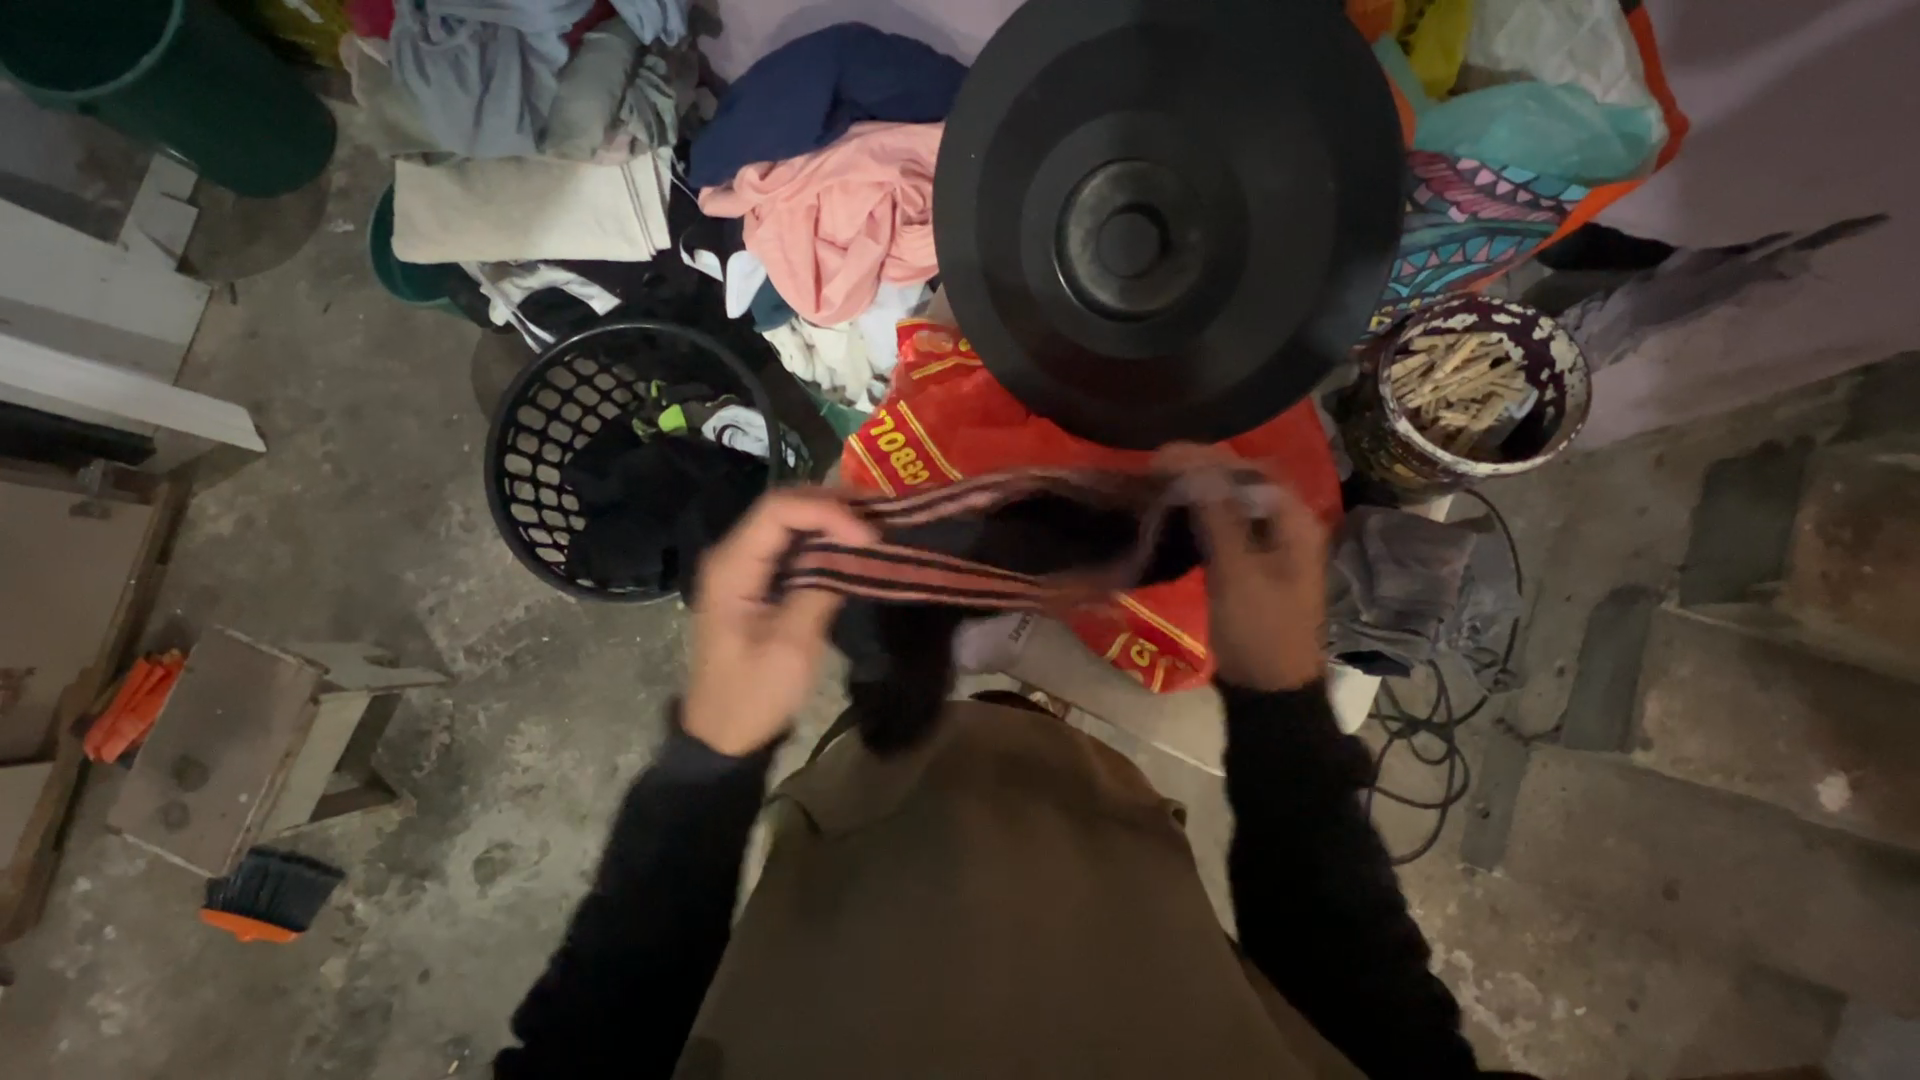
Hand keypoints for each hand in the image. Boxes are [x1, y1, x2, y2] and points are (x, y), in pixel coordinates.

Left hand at [684, 490, 877, 755]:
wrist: (722, 734)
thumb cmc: (753, 695)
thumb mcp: (791, 647)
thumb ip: (819, 589)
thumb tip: (851, 553)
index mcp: (731, 567)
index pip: (779, 510)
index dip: (827, 512)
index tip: (869, 535)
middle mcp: (732, 555)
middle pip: (783, 506)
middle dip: (833, 506)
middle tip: (881, 516)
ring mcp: (743, 566)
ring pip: (789, 521)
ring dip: (831, 519)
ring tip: (875, 524)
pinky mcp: (756, 580)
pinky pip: (791, 545)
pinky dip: (823, 540)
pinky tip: (852, 545)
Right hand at [1159, 444, 1328, 691]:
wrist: (1267, 690)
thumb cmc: (1258, 631)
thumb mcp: (1237, 572)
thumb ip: (1218, 516)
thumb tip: (1194, 465)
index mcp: (1294, 522)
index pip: (1251, 470)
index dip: (1209, 457)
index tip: (1164, 456)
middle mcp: (1287, 527)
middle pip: (1242, 482)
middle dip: (1201, 469)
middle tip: (1155, 467)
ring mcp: (1270, 547)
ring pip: (1232, 503)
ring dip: (1199, 490)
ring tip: (1158, 483)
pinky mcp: (1251, 565)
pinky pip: (1226, 526)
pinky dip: (1201, 515)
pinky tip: (1174, 513)